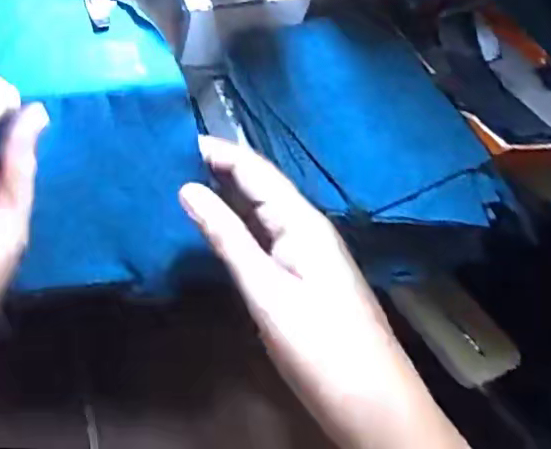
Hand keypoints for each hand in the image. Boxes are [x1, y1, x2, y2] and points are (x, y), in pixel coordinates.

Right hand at [180, 136, 466, 448]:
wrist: (379, 410)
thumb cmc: (321, 348)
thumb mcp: (266, 293)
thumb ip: (227, 238)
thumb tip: (187, 188)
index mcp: (301, 219)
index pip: (253, 168)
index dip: (217, 150)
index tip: (175, 140)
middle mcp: (306, 223)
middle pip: (258, 181)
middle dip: (219, 165)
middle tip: (171, 159)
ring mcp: (307, 247)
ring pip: (261, 205)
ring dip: (226, 190)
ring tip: (184, 180)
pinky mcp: (305, 270)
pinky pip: (266, 229)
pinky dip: (238, 218)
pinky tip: (217, 222)